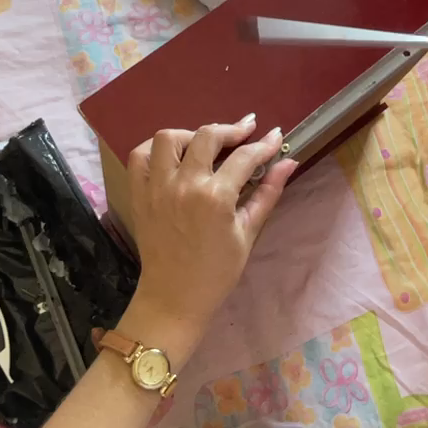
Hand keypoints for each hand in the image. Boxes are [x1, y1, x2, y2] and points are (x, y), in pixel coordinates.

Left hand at [121, 115, 297, 339]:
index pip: (244, 157)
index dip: (263, 144)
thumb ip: (267, 193)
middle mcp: (184, 185)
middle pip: (207, 136)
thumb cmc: (217, 271)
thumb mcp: (248, 233)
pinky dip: (155, 149)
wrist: (174, 298)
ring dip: (190, 134)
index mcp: (215, 197)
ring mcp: (157, 187)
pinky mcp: (139, 194)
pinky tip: (173, 154)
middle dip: (231, 129)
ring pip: (168, 138)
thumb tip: (288, 162)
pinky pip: (139, 157)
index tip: (273, 136)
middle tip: (245, 132)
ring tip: (206, 144)